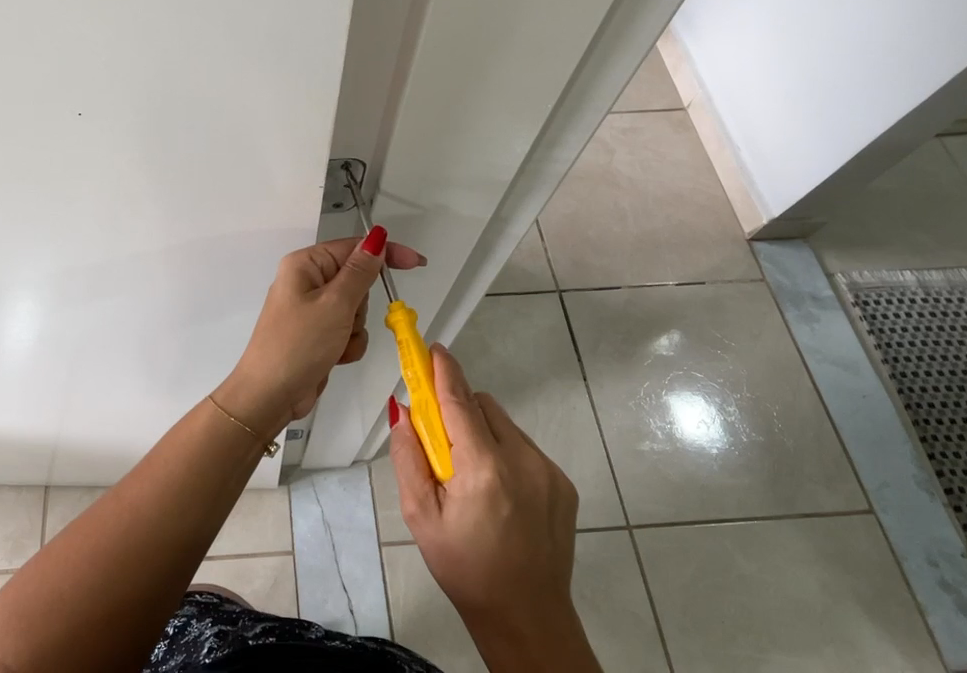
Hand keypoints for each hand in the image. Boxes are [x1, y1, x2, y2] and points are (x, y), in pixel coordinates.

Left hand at [215, 228, 423, 431]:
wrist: (271, 395)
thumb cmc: (298, 345)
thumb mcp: (335, 304)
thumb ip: (360, 271)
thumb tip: (377, 239)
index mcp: (305, 265)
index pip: (354, 248)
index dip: (385, 254)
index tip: (416, 263)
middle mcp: (307, 282)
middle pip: (357, 281)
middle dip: (361, 305)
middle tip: (345, 320)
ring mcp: (312, 310)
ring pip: (356, 309)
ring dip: (354, 329)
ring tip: (335, 343)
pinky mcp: (318, 334)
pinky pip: (349, 331)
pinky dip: (348, 344)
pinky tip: (334, 356)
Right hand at [391, 346, 598, 671]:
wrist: (527, 617)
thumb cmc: (464, 569)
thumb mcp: (421, 517)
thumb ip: (409, 458)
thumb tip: (403, 411)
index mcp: (483, 469)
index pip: (460, 402)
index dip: (443, 371)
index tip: (432, 348)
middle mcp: (522, 460)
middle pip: (484, 408)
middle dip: (460, 412)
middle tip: (442, 443)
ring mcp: (548, 471)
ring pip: (505, 426)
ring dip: (483, 434)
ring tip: (472, 478)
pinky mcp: (563, 484)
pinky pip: (525, 449)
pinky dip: (506, 455)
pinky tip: (499, 495)